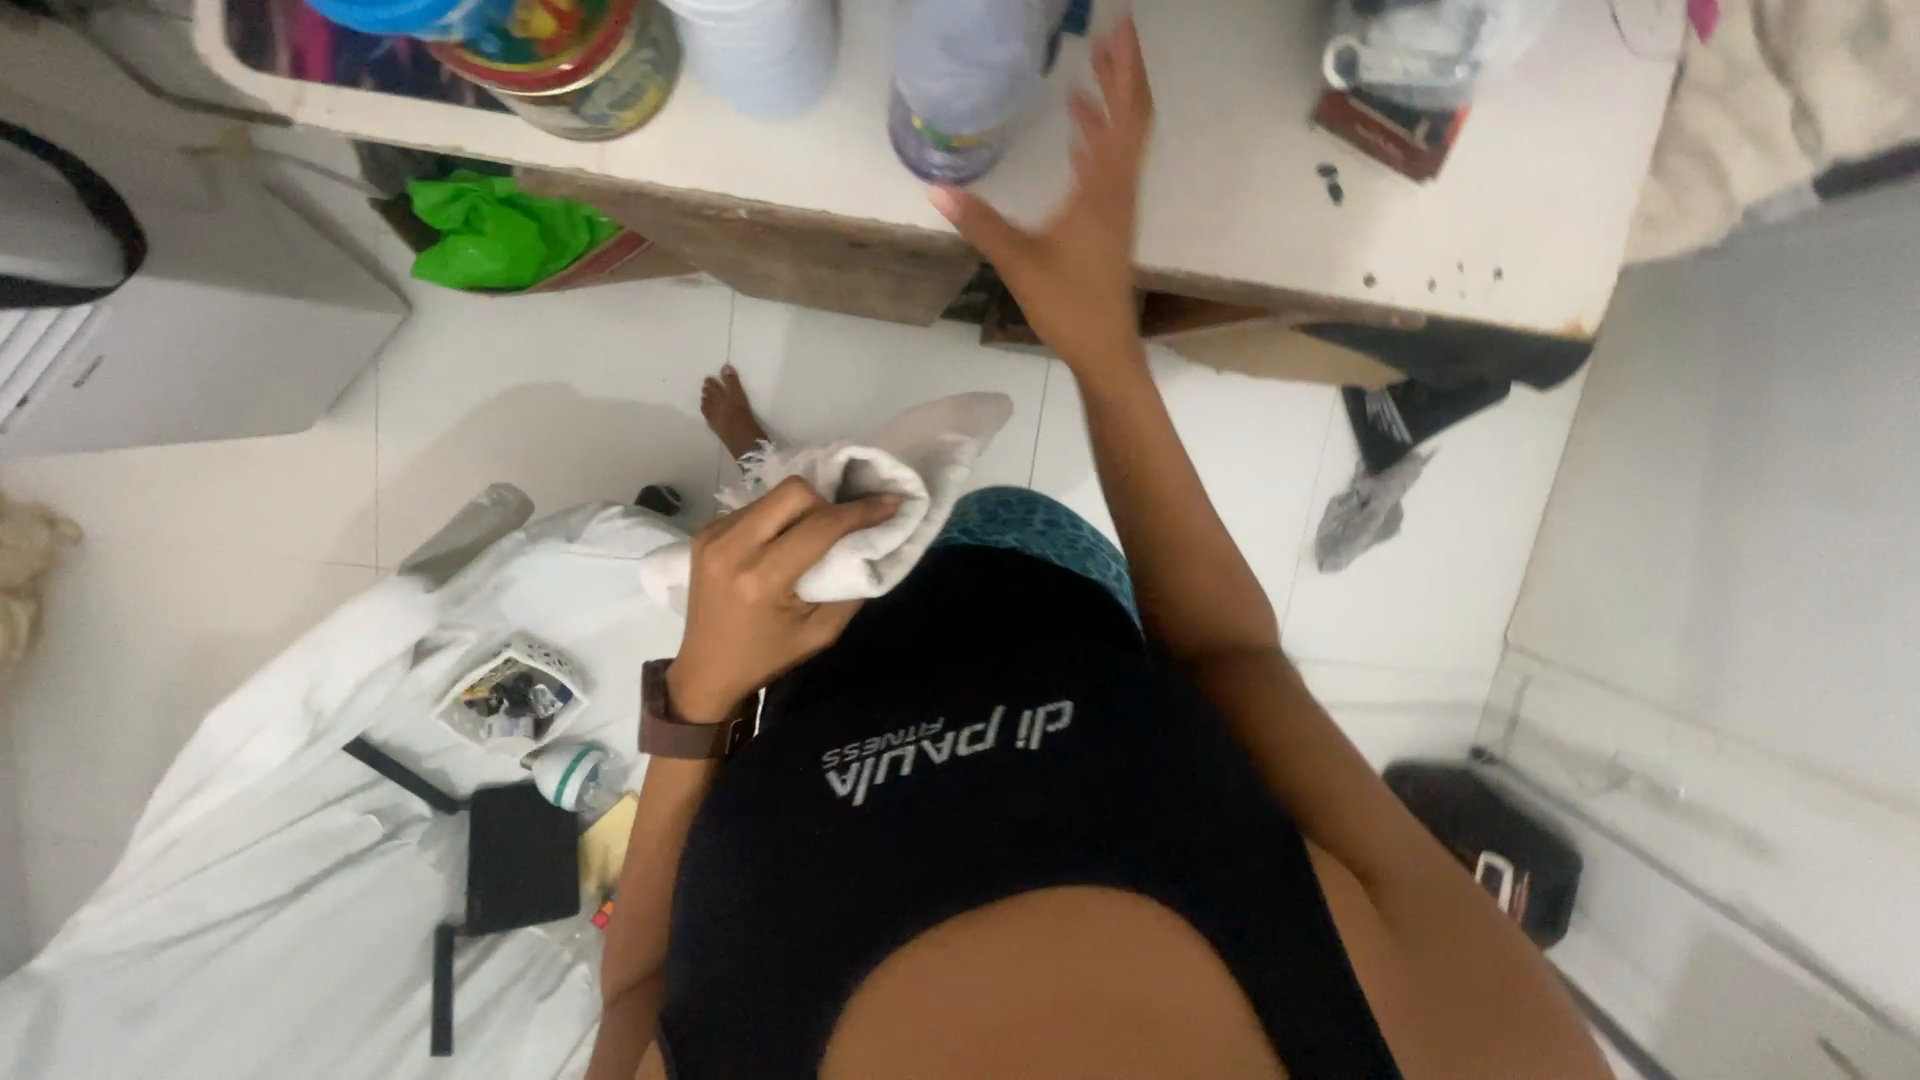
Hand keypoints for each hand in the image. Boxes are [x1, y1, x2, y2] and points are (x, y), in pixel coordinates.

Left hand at [667, 477, 902, 723]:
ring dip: (802, 509)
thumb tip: (872, 544)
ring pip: (774, 494)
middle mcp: (731, 548)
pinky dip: (778, 518)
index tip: (891, 503)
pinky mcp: (704, 531)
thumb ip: (850, 587)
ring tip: (812, 536)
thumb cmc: (767, 656)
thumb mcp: (821, 633)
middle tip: (839, 528)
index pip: (820, 526)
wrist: (706, 669)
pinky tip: (781, 543)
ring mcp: (712, 535)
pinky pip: (755, 507)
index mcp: (760, 579)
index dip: (861, 511)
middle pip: (794, 492)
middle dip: (827, 502)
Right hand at [929, 16, 1154, 372]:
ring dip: (1110, 107)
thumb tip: (936, 190)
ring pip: (1123, 145)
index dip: (1125, 71)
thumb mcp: (1019, 262)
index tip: (1119, 30)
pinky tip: (1080, 135)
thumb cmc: (1068, 306)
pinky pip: (1111, 170)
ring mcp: (1118, 210)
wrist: (1103, 348)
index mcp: (1102, 191)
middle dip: (1121, 76)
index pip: (1125, 116)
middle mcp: (1118, 192)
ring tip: (1089, 75)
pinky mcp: (1111, 226)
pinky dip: (1099, 143)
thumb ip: (980, 223)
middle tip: (1106, 37)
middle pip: (1132, 120)